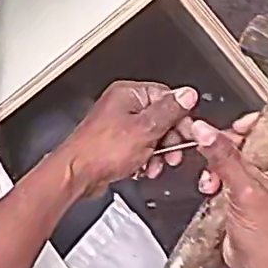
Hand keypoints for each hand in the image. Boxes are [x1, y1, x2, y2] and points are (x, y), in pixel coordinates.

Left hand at [48, 81, 195, 200]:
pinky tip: (143, 168)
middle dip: (170, 140)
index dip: (181, 117)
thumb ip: (169, 111)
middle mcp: (122, 105)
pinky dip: (146, 159)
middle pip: (162, 118)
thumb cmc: (102, 150)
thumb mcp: (145, 129)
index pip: (167, 97)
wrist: (78, 173)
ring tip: (154, 163)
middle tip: (172, 153)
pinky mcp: (116, 142)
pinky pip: (141, 148)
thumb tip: (187, 94)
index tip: (188, 135)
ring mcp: (118, 124)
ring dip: (159, 153)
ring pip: (153, 136)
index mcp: (128, 94)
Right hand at [184, 112, 267, 267]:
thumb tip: (206, 131)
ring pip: (241, 159)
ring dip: (221, 166)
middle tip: (218, 154)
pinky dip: (220, 179)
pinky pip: (234, 176)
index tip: (235, 127)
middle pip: (257, 143)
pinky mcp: (255, 200)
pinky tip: (213, 189)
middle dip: (230, 149)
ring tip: (214, 179)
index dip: (258, 124)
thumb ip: (224, 157)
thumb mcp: (245, 191)